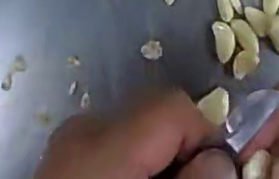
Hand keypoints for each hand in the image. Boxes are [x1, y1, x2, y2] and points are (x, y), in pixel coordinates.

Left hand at [33, 89, 218, 178]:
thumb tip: (219, 162)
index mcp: (102, 143)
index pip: (174, 107)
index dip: (205, 139)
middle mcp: (81, 133)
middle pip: (156, 119)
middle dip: (182, 155)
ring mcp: (65, 151)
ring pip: (135, 138)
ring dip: (158, 167)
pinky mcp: (58, 168)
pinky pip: (110, 156)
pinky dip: (131, 173)